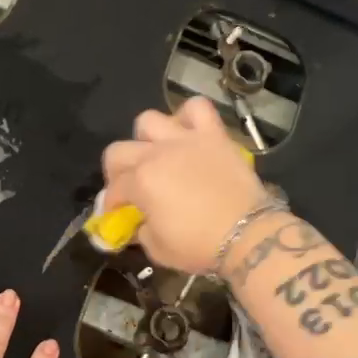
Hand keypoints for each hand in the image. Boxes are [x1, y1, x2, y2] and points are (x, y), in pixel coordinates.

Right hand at [101, 97, 266, 272]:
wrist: (248, 234)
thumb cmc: (199, 245)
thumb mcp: (158, 249)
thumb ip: (141, 231)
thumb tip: (138, 222)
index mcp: (141, 182)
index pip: (114, 189)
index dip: (110, 204)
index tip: (114, 215)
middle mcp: (157, 154)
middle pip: (119, 150)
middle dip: (116, 171)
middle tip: (128, 186)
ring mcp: (186, 139)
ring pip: (149, 120)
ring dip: (146, 138)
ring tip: (156, 154)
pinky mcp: (213, 135)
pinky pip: (197, 108)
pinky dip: (187, 116)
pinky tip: (187, 133)